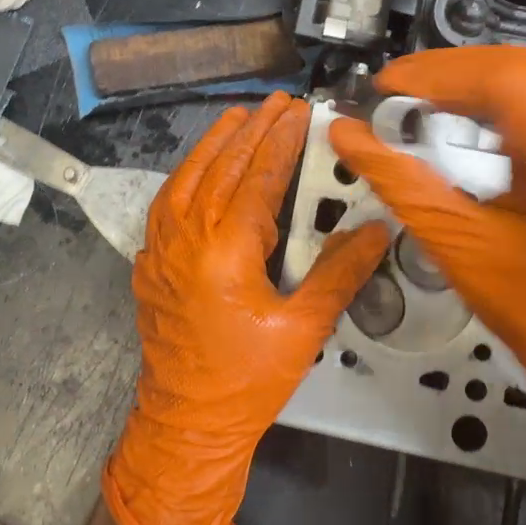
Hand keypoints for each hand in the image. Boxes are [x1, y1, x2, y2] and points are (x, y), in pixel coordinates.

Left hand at [103, 93, 390, 524]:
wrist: (188, 422)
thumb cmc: (248, 380)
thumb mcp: (303, 330)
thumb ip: (339, 274)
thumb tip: (375, 231)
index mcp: (226, 250)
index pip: (258, 177)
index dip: (282, 140)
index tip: (299, 112)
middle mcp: (187, 238)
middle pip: (222, 167)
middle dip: (252, 129)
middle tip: (277, 102)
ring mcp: (161, 248)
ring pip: (188, 177)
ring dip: (214, 143)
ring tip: (239, 116)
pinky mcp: (150, 261)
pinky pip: (167, 201)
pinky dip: (187, 173)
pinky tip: (201, 165)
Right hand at [329, 46, 525, 492]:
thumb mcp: (461, 249)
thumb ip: (400, 183)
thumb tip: (348, 134)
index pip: (510, 82)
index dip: (441, 72)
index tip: (389, 86)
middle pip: (525, 68)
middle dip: (451, 72)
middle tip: (398, 92)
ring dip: (474, 79)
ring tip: (422, 99)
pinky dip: (501, 94)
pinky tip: (466, 110)